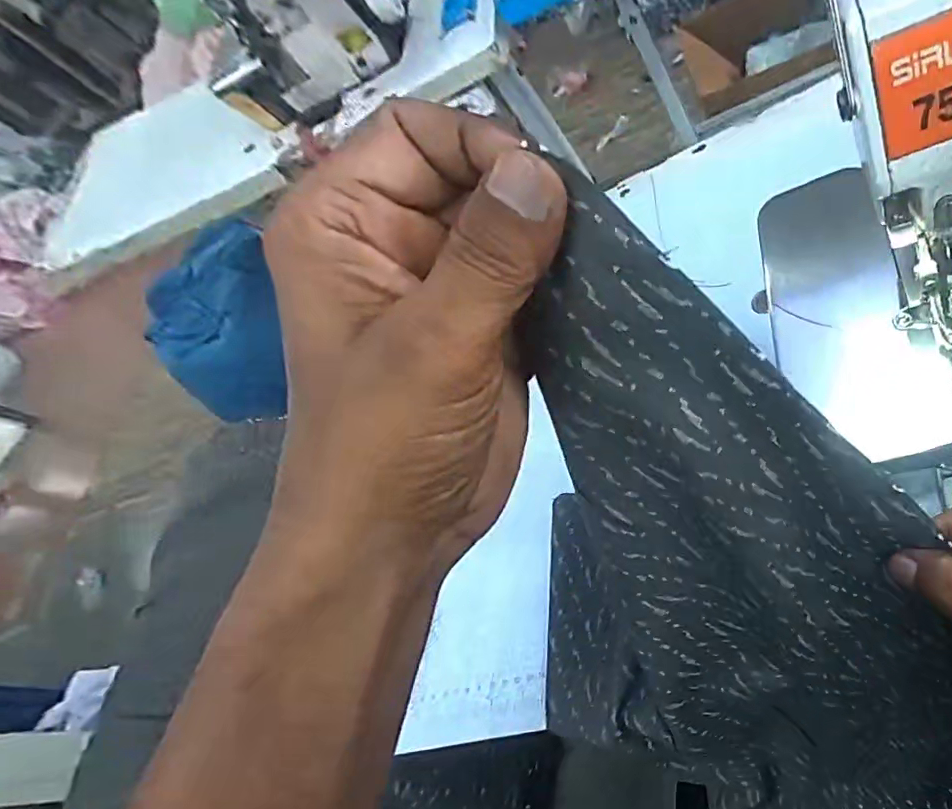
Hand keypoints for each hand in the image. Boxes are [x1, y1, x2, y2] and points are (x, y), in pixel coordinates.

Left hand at [261, 100, 566, 576]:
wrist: (403, 529)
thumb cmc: (389, 437)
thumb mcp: (436, 342)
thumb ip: (490, 259)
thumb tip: (542, 174)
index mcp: (347, 223)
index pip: (417, 137)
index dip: (483, 150)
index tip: (550, 195)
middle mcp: (398, 246)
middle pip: (474, 184)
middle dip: (533, 203)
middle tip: (592, 239)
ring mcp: (452, 294)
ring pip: (515, 239)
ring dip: (560, 249)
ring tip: (604, 271)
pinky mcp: (495, 335)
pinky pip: (537, 290)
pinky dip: (570, 290)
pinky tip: (601, 302)